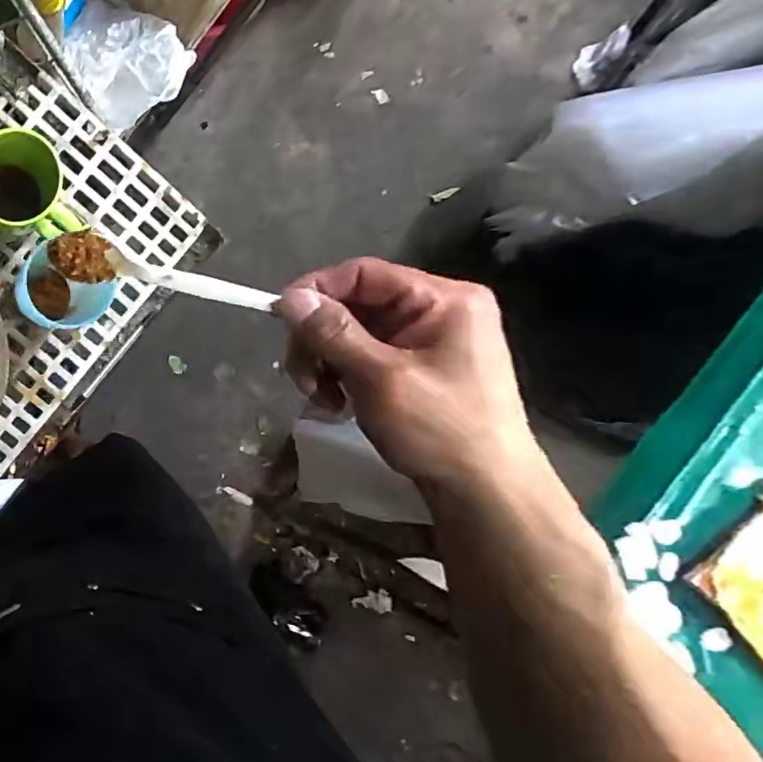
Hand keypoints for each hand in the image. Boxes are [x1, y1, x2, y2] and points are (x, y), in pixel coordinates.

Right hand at [276, 258, 539, 488]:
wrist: (480, 487)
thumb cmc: (438, 428)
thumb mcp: (379, 376)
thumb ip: (332, 332)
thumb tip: (287, 297)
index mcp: (442, 300)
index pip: (361, 274)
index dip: (315, 292)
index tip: (282, 323)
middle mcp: (433, 311)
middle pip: (348, 304)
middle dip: (316, 339)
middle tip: (304, 378)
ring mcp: (421, 339)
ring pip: (345, 332)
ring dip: (321, 362)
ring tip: (321, 397)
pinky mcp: (409, 364)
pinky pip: (356, 354)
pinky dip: (335, 375)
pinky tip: (336, 402)